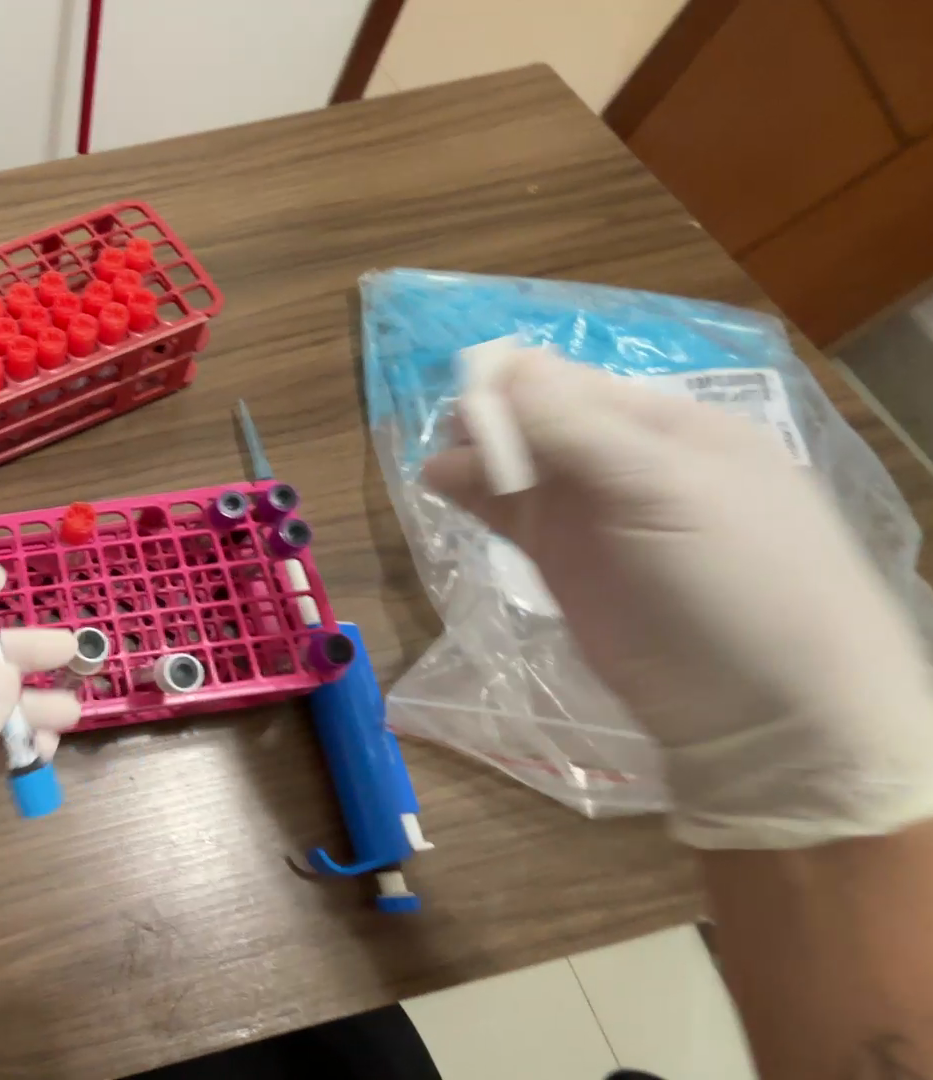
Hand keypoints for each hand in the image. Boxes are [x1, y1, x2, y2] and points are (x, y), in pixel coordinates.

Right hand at [423, 348, 932, 849]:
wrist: (753, 706)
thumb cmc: (732, 582)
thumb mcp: (664, 491)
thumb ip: (579, 432)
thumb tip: (506, 367)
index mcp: (668, 428)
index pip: (575, 384)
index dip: (518, 383)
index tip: (468, 393)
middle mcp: (622, 460)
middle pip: (536, 419)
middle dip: (489, 419)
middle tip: (453, 436)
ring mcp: (585, 509)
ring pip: (511, 462)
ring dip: (472, 455)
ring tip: (441, 469)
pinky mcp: (555, 552)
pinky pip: (502, 507)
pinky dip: (468, 491)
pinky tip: (438, 485)